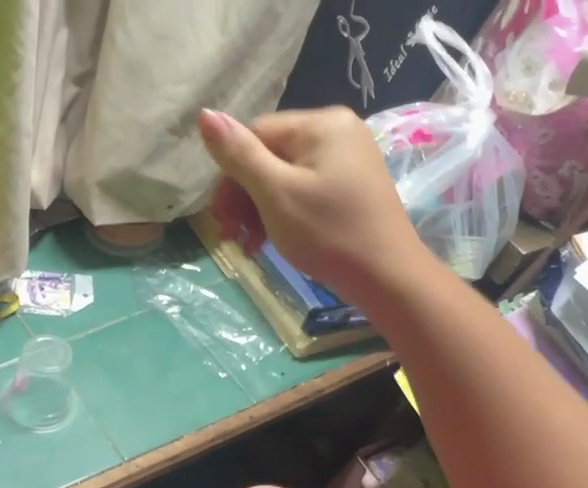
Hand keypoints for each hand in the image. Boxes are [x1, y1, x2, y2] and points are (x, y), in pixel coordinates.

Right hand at [198, 107, 432, 304]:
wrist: (384, 273)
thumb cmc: (326, 231)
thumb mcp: (275, 193)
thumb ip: (238, 155)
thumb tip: (204, 113)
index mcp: (320, 124)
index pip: (254, 135)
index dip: (230, 176)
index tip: (220, 218)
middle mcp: (336, 130)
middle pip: (268, 156)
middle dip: (243, 197)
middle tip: (231, 236)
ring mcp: (346, 158)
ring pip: (281, 177)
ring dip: (256, 210)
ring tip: (249, 244)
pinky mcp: (349, 185)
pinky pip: (301, 190)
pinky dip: (279, 214)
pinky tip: (270, 239)